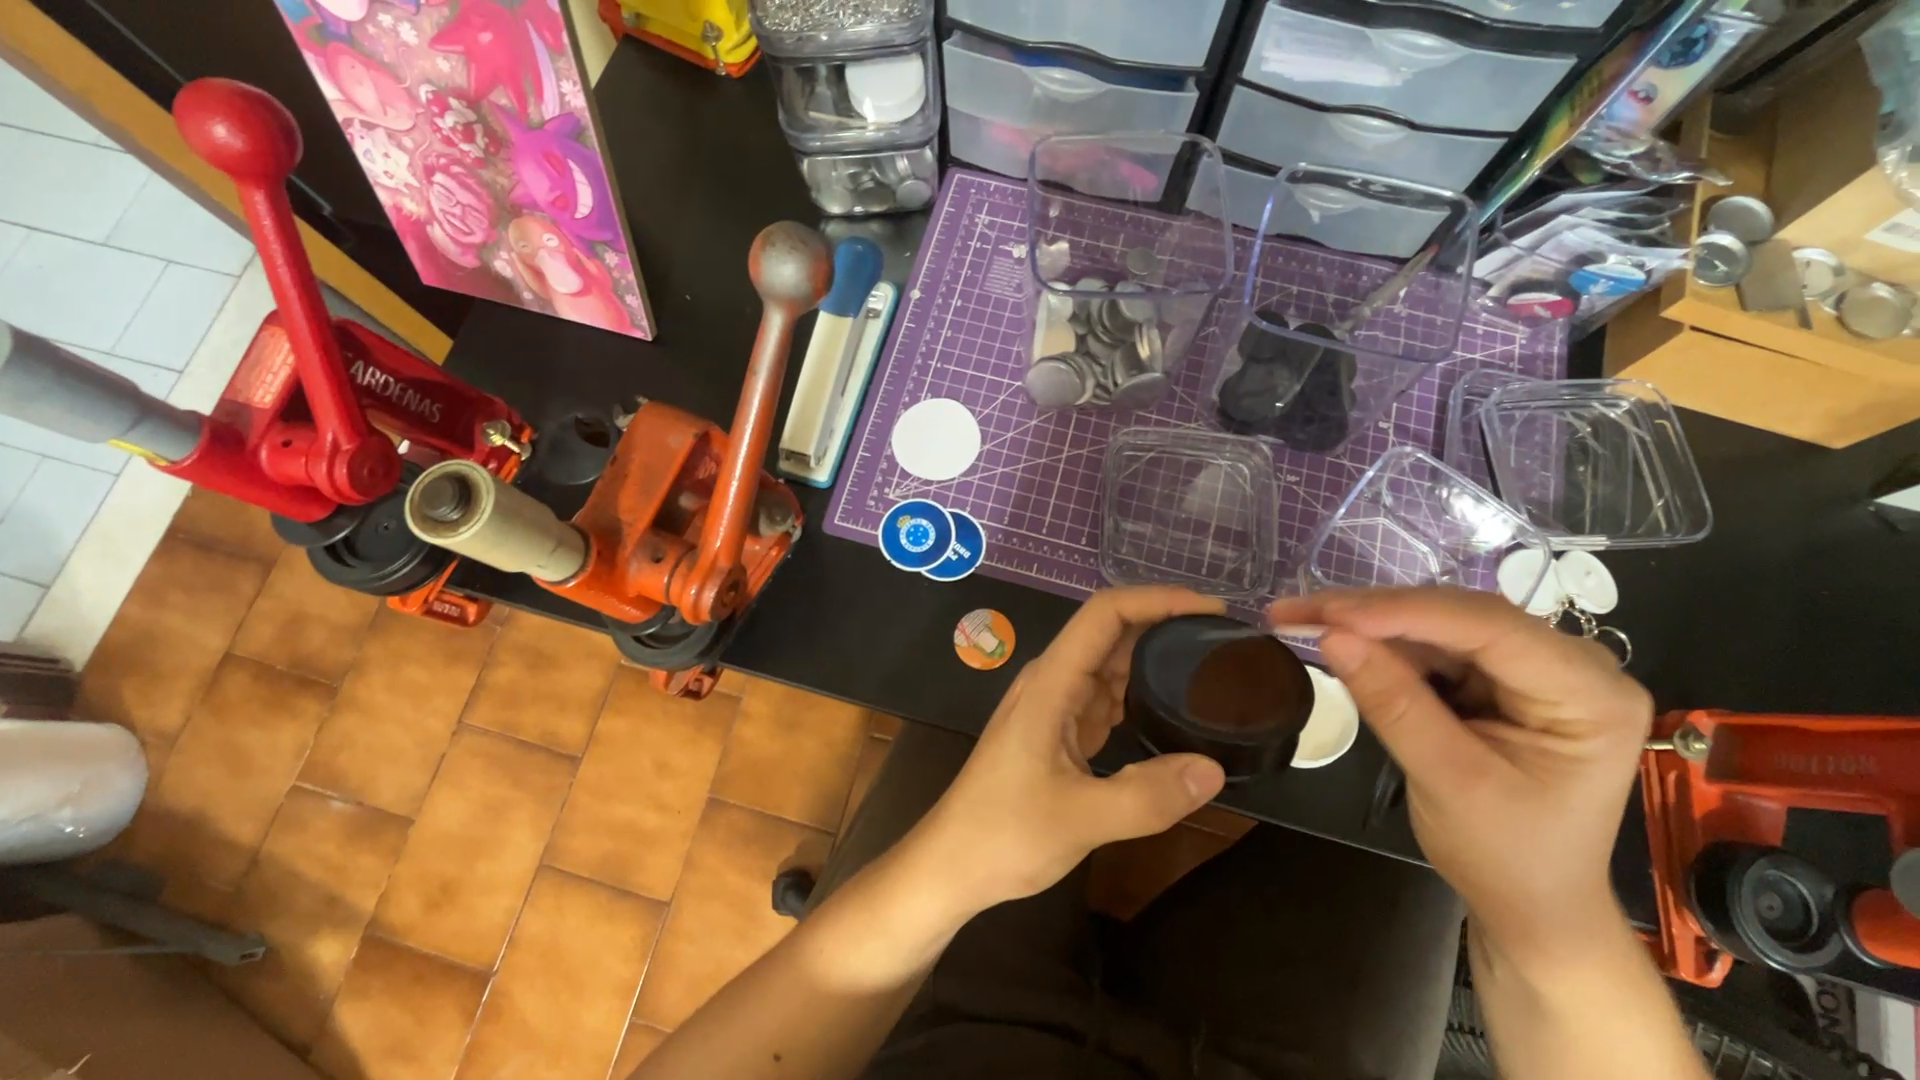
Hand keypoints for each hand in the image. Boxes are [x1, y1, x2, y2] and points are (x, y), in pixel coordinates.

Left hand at [909, 587, 1229, 914]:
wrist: (951, 865)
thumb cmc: (1002, 834)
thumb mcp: (1080, 819)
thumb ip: (1147, 796)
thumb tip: (1214, 770)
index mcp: (1051, 684)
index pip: (1105, 613)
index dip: (1157, 599)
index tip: (1212, 611)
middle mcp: (1052, 684)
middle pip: (1112, 633)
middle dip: (1166, 626)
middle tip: (1227, 643)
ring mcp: (1053, 709)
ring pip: (1110, 666)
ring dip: (1155, 660)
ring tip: (1212, 668)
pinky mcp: (1057, 735)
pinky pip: (1105, 700)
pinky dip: (1140, 697)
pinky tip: (1173, 711)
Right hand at [1269, 587, 1651, 952]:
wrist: (1529, 904)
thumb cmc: (1504, 856)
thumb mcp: (1446, 782)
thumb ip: (1393, 705)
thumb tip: (1331, 637)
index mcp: (1591, 695)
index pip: (1491, 629)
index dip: (1404, 613)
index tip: (1328, 612)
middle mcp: (1574, 666)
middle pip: (1464, 618)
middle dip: (1377, 613)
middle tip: (1297, 610)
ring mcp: (1538, 669)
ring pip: (1442, 626)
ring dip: (1371, 624)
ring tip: (1304, 619)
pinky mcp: (1504, 678)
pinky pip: (1438, 647)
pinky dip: (1385, 645)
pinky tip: (1341, 639)